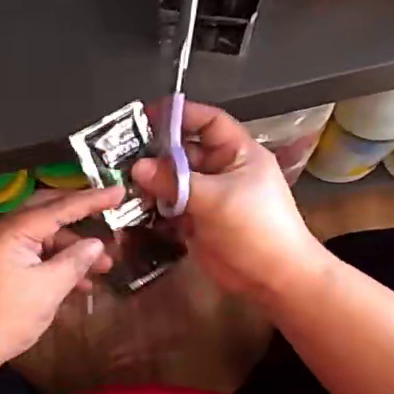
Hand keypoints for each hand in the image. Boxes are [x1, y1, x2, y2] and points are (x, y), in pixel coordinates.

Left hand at [0, 186, 123, 375]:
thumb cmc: (5, 319)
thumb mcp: (48, 290)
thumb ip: (74, 261)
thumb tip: (96, 243)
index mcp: (11, 232)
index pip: (58, 208)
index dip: (92, 200)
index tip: (119, 191)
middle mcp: (1, 234)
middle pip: (46, 215)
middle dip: (80, 219)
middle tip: (110, 217)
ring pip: (40, 239)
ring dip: (70, 250)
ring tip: (103, 267)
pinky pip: (30, 257)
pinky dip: (53, 265)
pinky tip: (77, 283)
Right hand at [130, 100, 326, 301]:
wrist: (273, 278)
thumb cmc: (255, 228)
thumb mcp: (216, 198)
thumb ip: (174, 181)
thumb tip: (137, 167)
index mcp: (237, 153)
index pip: (208, 122)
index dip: (180, 115)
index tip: (145, 116)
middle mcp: (220, 170)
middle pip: (183, 153)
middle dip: (155, 154)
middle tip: (120, 156)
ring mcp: (207, 197)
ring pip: (172, 182)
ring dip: (150, 184)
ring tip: (120, 184)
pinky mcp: (195, 222)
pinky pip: (169, 208)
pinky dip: (152, 208)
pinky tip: (130, 208)